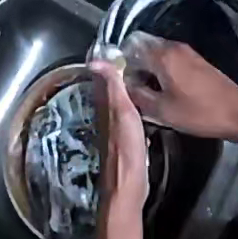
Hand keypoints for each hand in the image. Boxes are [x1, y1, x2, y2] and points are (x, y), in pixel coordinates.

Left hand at [89, 59, 148, 219]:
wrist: (128, 187)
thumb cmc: (127, 149)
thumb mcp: (123, 112)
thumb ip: (113, 87)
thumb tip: (96, 60)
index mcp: (106, 108)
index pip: (103, 80)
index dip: (107, 65)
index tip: (116, 51)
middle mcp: (107, 118)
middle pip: (111, 93)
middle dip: (118, 78)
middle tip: (131, 63)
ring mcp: (115, 133)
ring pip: (119, 106)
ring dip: (126, 94)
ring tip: (139, 82)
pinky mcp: (126, 145)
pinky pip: (128, 121)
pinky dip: (133, 112)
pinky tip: (141, 112)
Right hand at [121, 33, 237, 142]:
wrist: (237, 112)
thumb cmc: (198, 113)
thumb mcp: (162, 110)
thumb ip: (136, 95)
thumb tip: (119, 84)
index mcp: (162, 55)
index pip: (129, 47)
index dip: (118, 62)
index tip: (114, 80)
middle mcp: (173, 47)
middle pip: (142, 47)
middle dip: (132, 64)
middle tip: (128, 88)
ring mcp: (186, 52)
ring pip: (156, 53)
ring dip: (147, 68)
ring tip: (144, 91)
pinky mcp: (195, 60)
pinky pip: (169, 58)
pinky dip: (160, 69)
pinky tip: (161, 89)